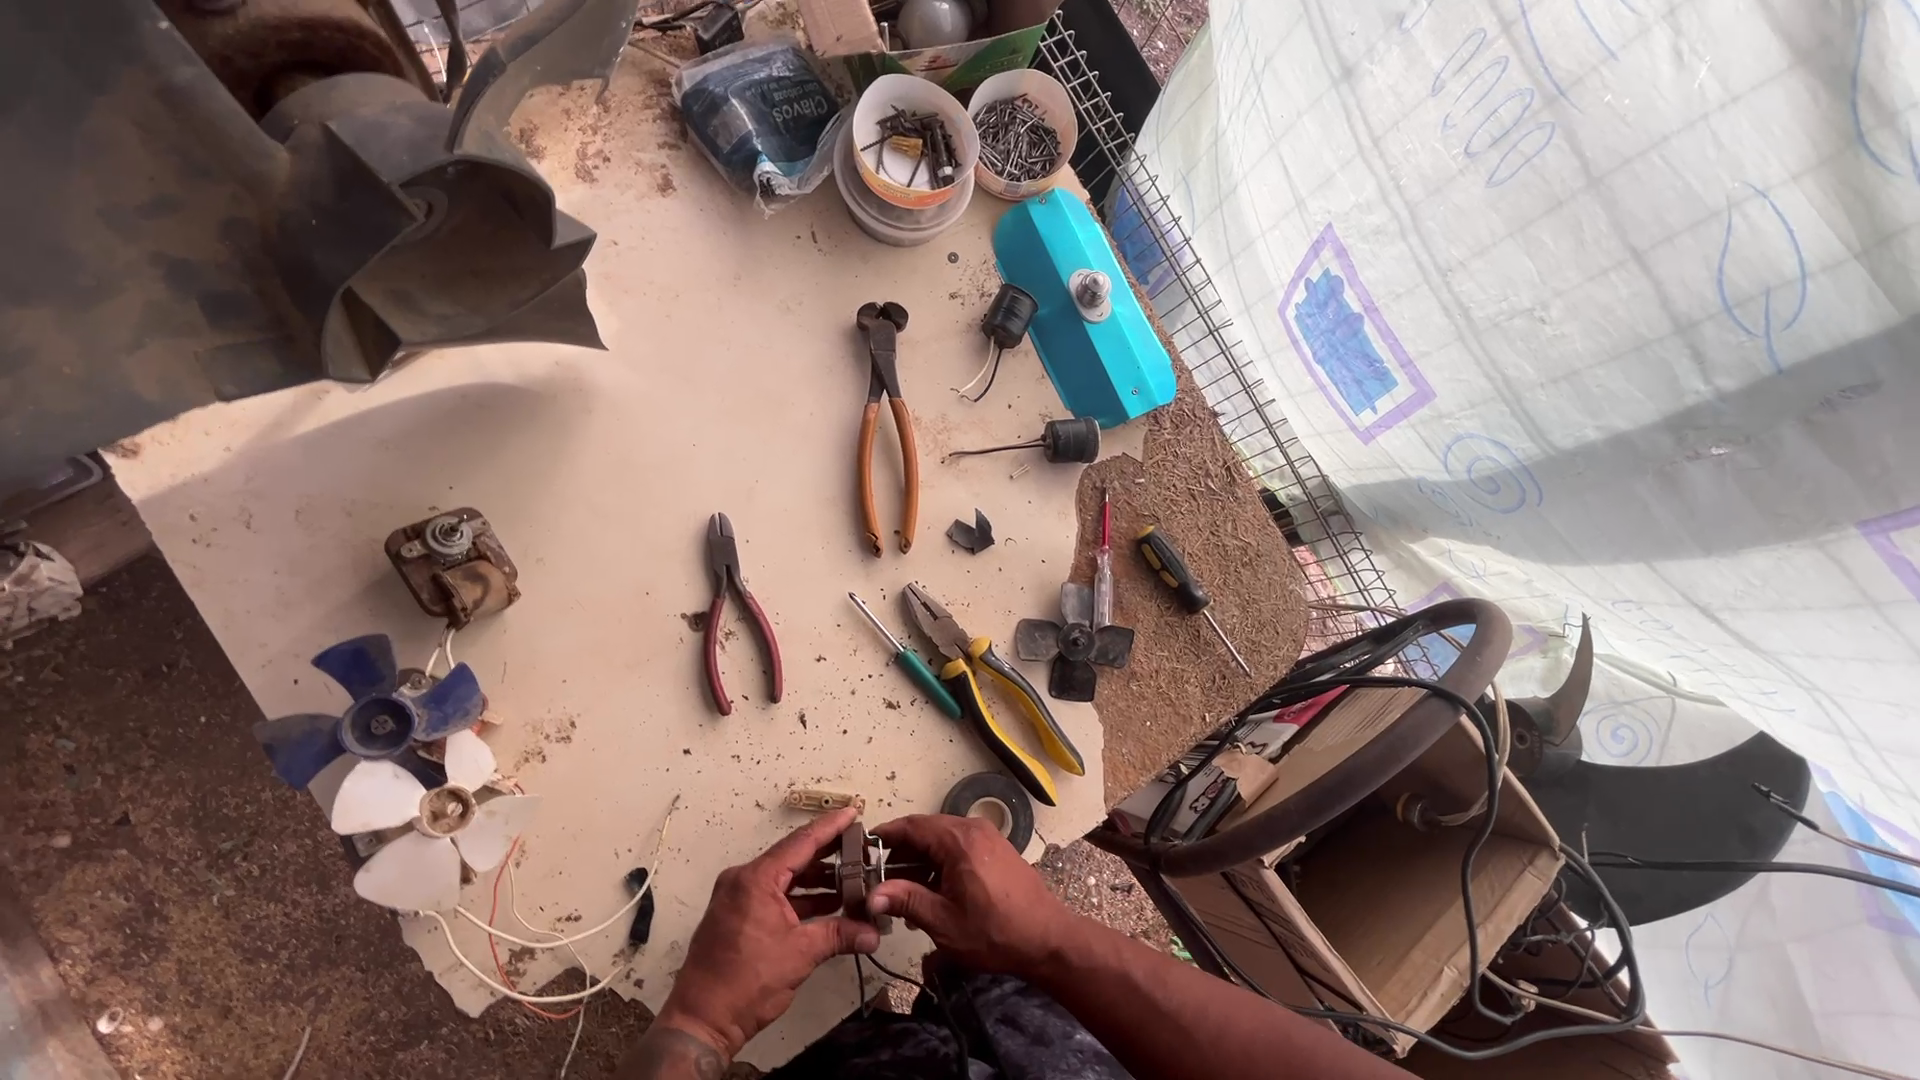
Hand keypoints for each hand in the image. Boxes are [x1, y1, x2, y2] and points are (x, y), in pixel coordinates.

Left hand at [653, 806, 879, 1060]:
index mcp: (755, 879)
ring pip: (786, 878)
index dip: (831, 826)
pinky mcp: (738, 915)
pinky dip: (801, 898)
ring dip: (817, 880)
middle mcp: (743, 880)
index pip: (801, 842)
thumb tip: (872, 934)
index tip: (853, 812)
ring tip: (852, 879)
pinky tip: (829, 904)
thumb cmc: (746, 983)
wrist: (702, 1021)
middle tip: (861, 847)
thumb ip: (840, 935)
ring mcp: (738, 897)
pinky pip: (776, 895)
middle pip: (793, 857)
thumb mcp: (800, 954)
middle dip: (829, 855)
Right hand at [866, 814, 1079, 978]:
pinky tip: (935, 889)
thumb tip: (872, 895)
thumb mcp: (944, 921)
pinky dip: (942, 860)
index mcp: (959, 841)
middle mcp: (973, 829)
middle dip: (902, 851)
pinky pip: (960, 844)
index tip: (864, 846)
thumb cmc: (994, 931)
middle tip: (882, 877)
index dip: (886, 834)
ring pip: (943, 837)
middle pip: (927, 829)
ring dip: (922, 858)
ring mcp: (988, 836)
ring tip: (907, 892)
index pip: (912, 826)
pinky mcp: (997, 848)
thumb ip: (906, 901)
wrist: (1047, 938)